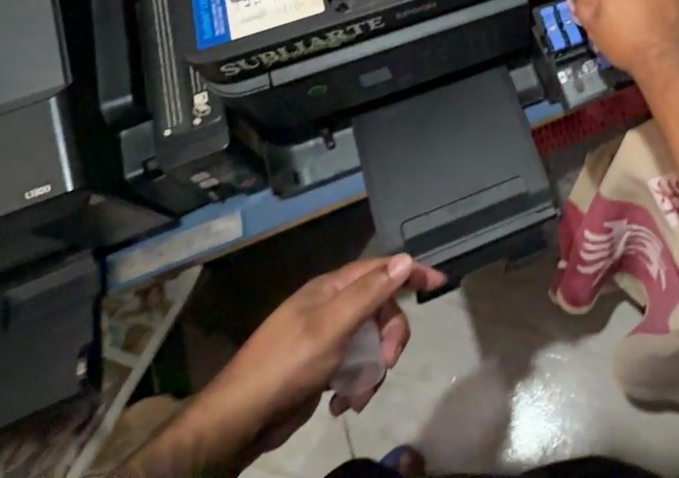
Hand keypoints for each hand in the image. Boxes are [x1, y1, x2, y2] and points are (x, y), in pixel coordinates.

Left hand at [197, 254, 444, 460]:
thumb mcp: (331, 327)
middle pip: (380, 311)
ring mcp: (326, 339)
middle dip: (390, 338)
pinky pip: (356, 367)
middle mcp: (330, 308)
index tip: (438, 282)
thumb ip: (369, 293)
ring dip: (372, 370)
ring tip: (357, 396)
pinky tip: (342, 405)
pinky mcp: (323, 367)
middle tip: (387, 363)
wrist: (240, 419)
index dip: (410, 272)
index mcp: (330, 290)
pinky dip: (356, 386)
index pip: (379, 270)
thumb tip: (404, 259)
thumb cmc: (286, 365)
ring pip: (371, 343)